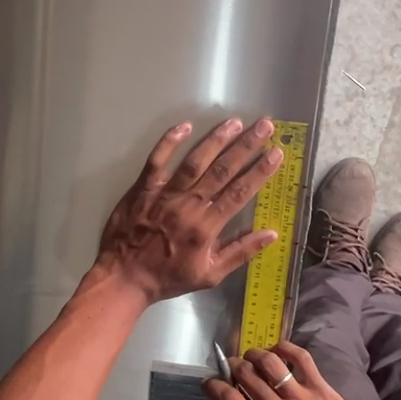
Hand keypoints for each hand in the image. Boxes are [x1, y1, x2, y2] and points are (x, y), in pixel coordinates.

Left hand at [93, 118, 283, 303]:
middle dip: (246, 146)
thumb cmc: (169, 277)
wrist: (124, 277)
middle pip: (222, 170)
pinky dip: (170, 142)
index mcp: (206, 227)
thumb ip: (241, 252)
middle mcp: (189, 206)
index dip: (260, 172)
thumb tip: (272, 234)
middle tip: (265, 126)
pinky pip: (157, 160)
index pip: (239, 193)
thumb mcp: (210, 275)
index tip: (276, 153)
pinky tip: (185, 125)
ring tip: (235, 122)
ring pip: (194, 161)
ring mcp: (164, 194)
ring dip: (216, 140)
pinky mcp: (143, 187)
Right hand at [204, 343, 395, 399]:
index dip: (214, 386)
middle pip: (245, 375)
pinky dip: (285, 347)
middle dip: (234, 366)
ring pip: (267, 361)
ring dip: (254, 354)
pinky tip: (278, 348)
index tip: (211, 383)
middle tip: (235, 367)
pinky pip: (299, 357)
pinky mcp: (320, 386)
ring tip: (253, 356)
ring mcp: (299, 396)